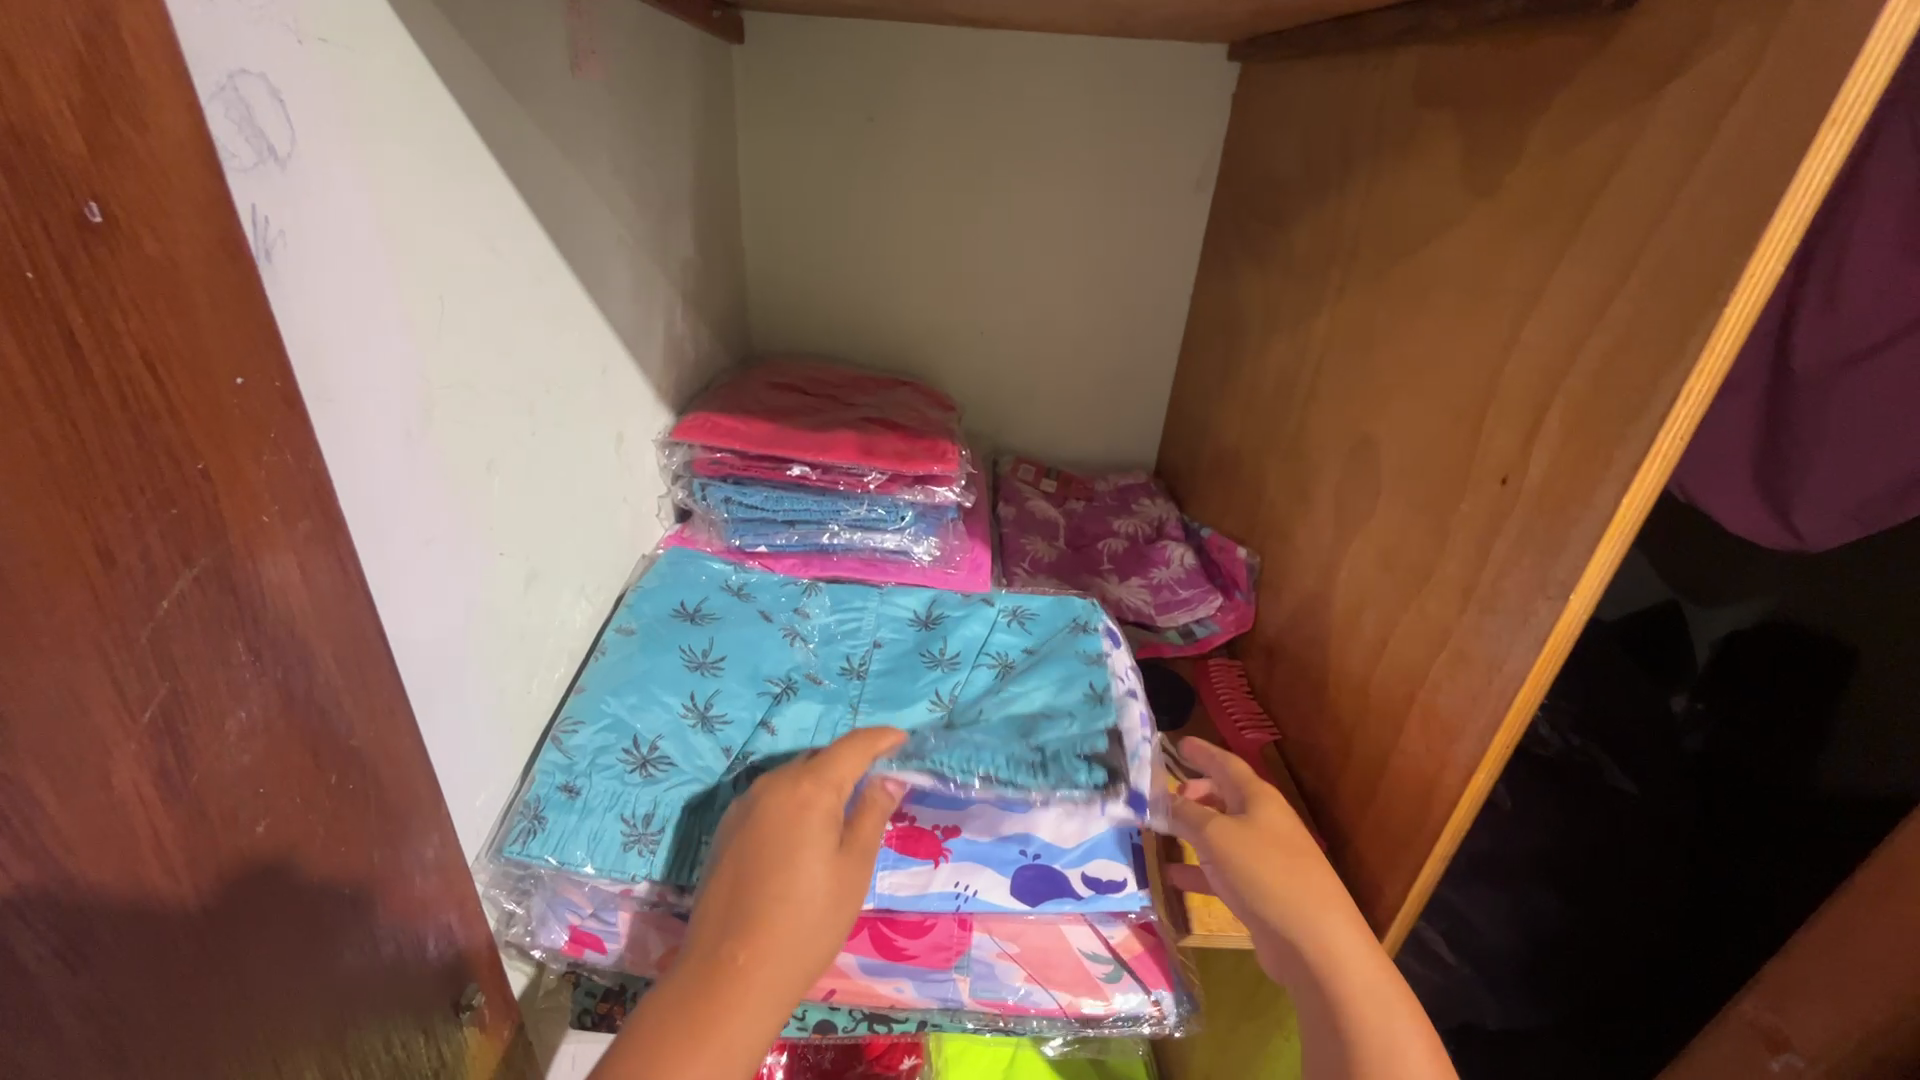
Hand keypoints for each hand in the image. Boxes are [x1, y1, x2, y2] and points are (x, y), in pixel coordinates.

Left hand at [676, 726, 909, 1010]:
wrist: (731, 974)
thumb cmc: (807, 922)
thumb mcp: (854, 868)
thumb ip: (872, 814)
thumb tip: (888, 780)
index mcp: (808, 788)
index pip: (852, 746)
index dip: (881, 739)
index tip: (903, 739)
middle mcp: (772, 784)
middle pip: (820, 759)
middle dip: (851, 763)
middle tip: (880, 782)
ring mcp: (743, 806)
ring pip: (793, 778)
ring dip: (821, 783)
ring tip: (845, 810)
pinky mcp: (726, 830)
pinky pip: (771, 799)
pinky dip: (796, 802)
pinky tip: (806, 833)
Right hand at [1163, 736, 1373, 980]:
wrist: (1314, 941)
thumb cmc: (1263, 872)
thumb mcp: (1215, 835)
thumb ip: (1184, 813)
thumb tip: (1159, 798)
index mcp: (1258, 798)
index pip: (1226, 763)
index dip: (1203, 752)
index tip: (1179, 743)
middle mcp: (1264, 822)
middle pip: (1226, 797)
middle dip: (1196, 793)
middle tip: (1167, 796)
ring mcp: (1265, 858)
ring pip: (1222, 835)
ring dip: (1193, 832)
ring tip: (1162, 831)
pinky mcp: (1262, 892)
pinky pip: (1223, 871)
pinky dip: (1198, 870)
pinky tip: (1172, 876)